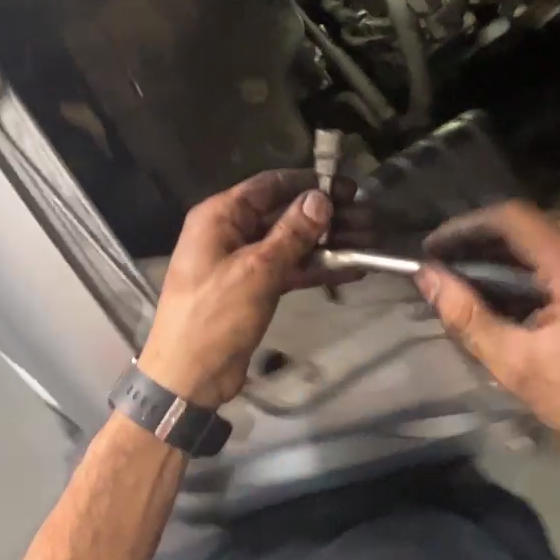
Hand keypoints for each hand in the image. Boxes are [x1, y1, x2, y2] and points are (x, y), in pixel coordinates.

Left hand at [138, 170, 346, 409]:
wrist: (190, 376)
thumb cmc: (215, 315)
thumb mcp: (256, 270)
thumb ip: (290, 233)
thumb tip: (320, 198)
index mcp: (220, 216)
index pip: (269, 185)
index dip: (309, 183)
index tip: (347, 187)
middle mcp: (230, 232)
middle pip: (284, 213)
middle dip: (325, 215)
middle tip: (368, 217)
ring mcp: (243, 261)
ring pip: (291, 243)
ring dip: (328, 242)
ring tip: (369, 241)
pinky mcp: (254, 289)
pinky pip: (289, 269)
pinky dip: (316, 269)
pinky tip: (352, 269)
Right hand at [415, 202, 559, 509]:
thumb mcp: (518, 366)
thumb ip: (467, 316)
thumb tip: (427, 277)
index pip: (515, 219)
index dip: (468, 227)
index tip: (436, 246)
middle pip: (537, 230)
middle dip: (487, 246)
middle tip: (450, 269)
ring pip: (559, 244)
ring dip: (516, 260)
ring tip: (480, 284)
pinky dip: (546, 272)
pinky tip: (526, 299)